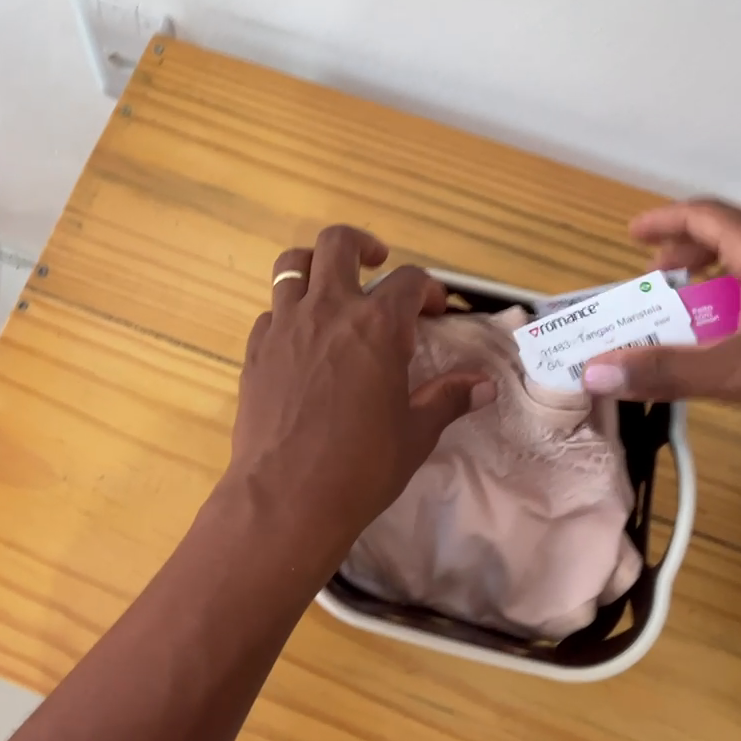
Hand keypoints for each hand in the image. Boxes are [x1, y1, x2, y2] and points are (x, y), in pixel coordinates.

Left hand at [224, 226, 496, 562]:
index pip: (409, 281)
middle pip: (337, 244)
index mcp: (377, 325)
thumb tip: (485, 385)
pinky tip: (300, 343)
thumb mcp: (415, 433)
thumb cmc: (361, 465)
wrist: (286, 496)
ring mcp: (285, 326)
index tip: (434, 309)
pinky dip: (288, 314)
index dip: (428, 289)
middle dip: (361, 244)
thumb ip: (448, 398)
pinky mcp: (255, 350)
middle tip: (375, 264)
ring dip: (314, 268)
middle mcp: (328, 310)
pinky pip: (271, 313)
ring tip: (329, 290)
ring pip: (291, 267)